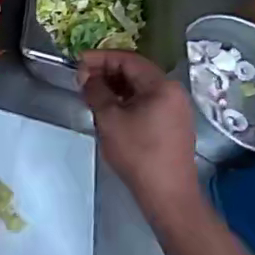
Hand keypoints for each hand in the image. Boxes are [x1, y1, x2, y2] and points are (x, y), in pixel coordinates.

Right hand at [80, 50, 202, 220]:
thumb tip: (87, 76)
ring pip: (141, 88)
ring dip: (116, 86)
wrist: (168, 196)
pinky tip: (110, 109)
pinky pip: (147, 102)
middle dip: (107, 72)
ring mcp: (176, 109)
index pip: (128, 59)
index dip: (100, 58)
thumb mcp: (109, 119)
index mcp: (162, 85)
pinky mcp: (173, 125)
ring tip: (92, 93)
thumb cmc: (138, 154)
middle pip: (136, 72)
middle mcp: (174, 92)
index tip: (78, 62)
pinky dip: (127, 100)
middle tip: (82, 78)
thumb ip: (96, 91)